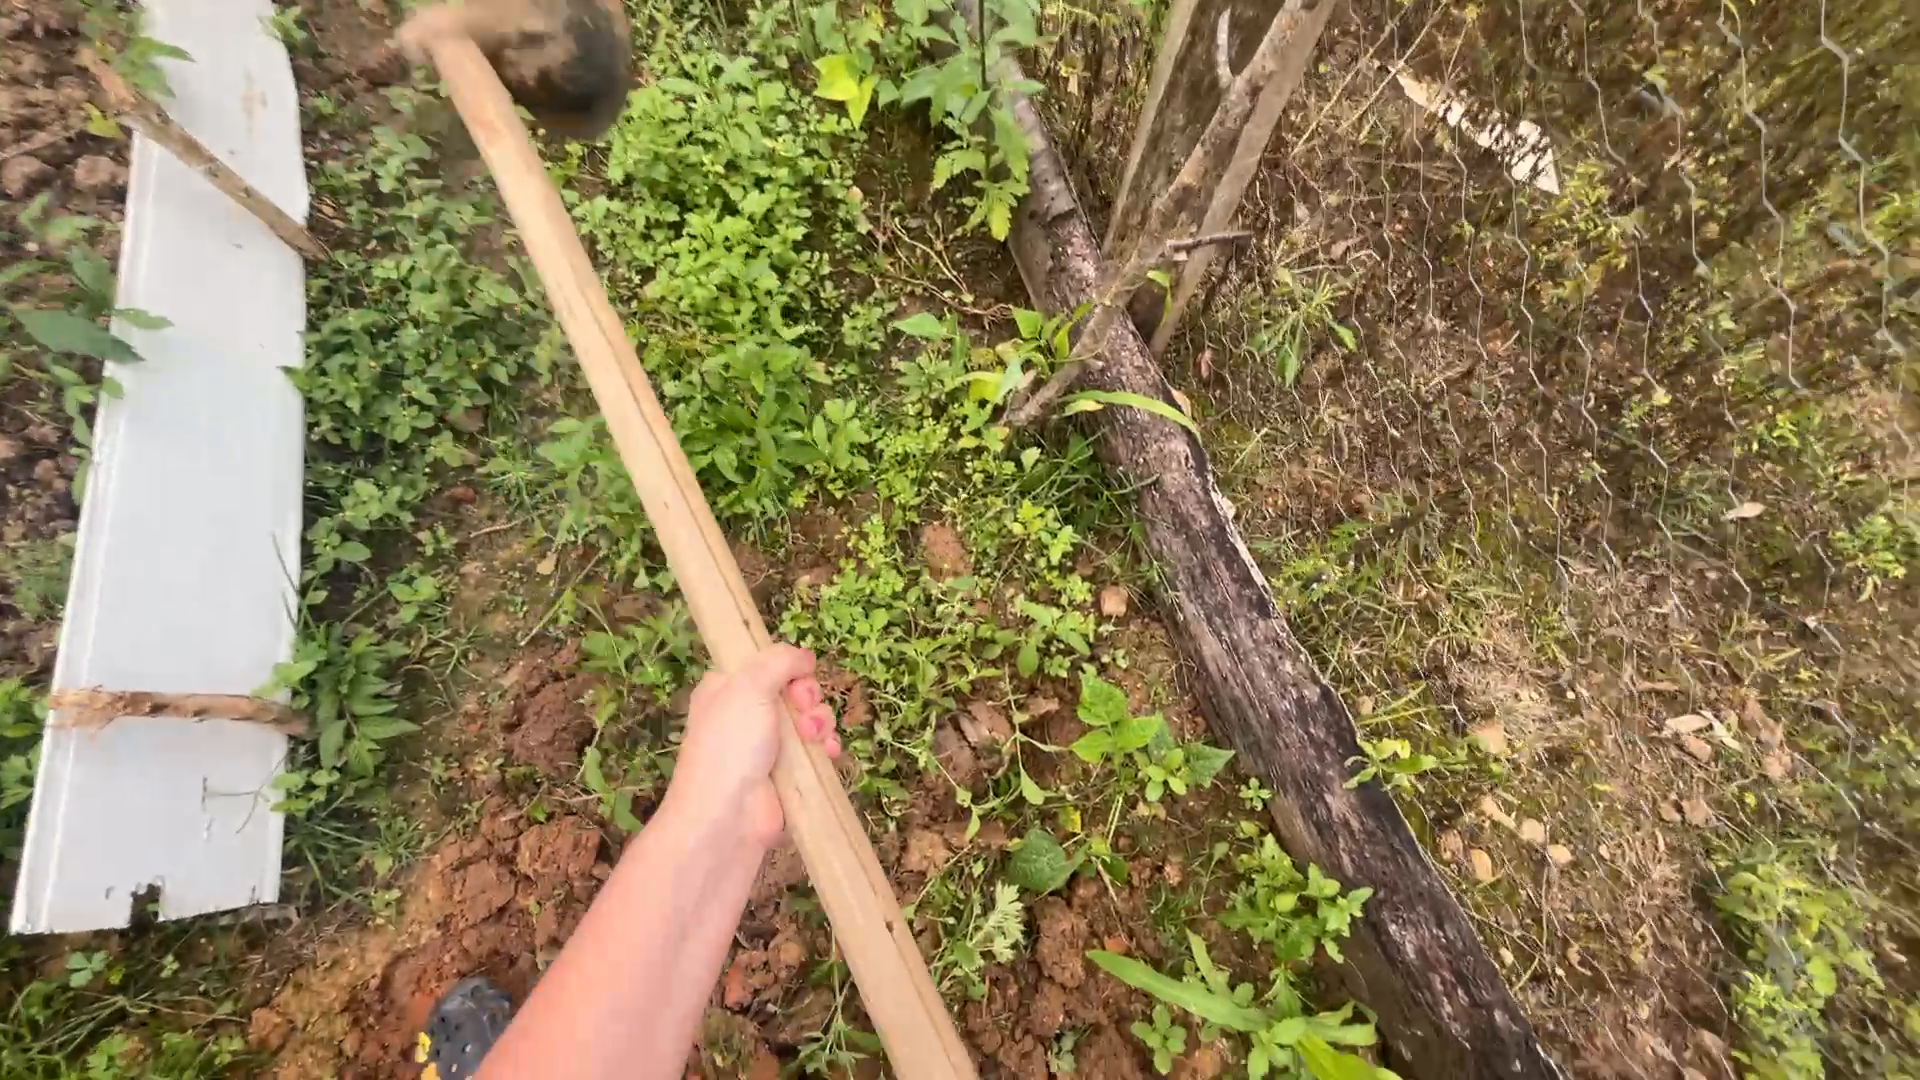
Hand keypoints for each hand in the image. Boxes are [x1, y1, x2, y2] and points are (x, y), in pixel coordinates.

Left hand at [663, 644, 841, 850]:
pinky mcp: (789, 771)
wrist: (728, 817)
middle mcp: (747, 714)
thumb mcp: (748, 686)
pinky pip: (817, 748)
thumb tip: (805, 656)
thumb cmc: (730, 745)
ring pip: (810, 717)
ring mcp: (769, 744)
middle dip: (808, 696)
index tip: (795, 677)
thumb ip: (779, 660)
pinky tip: (828, 752)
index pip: (766, 664)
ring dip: (820, 721)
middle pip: (794, 689)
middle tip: (802, 707)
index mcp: (727, 689)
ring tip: (813, 737)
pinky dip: (826, 746)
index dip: (786, 667)